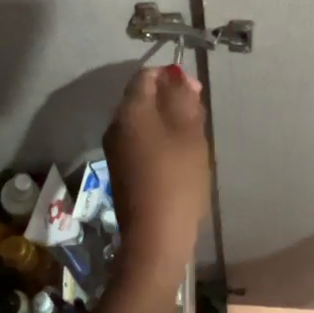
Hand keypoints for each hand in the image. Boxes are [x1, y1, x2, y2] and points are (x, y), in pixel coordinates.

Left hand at [103, 65, 210, 271]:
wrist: (155, 236)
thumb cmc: (177, 178)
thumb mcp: (189, 132)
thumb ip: (183, 98)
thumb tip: (178, 76)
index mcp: (130, 110)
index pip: (146, 76)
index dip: (172, 77)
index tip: (196, 93)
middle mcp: (115, 125)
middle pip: (142, 98)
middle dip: (170, 100)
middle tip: (198, 118)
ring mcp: (115, 150)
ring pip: (142, 121)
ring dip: (166, 122)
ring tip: (192, 140)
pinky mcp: (120, 171)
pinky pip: (139, 142)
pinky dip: (157, 141)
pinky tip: (177, 160)